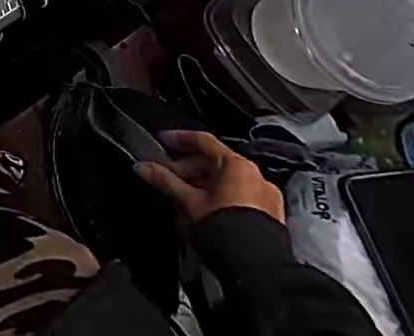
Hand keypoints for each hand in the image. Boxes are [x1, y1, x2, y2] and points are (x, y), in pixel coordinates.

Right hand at [135, 130, 284, 224]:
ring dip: (202, 188)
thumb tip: (143, 167)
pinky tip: (204, 216)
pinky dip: (220, 201)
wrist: (258, 273)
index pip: (203, 141)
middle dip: (188, 170)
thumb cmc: (227, 234)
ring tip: (182, 202)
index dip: (180, 139)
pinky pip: (239, 199)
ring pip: (226, 183)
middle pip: (214, 163)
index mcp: (237, 164)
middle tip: (167, 176)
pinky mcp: (269, 217)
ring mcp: (264, 197)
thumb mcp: (190, 203)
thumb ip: (166, 181)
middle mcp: (255, 175)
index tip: (164, 140)